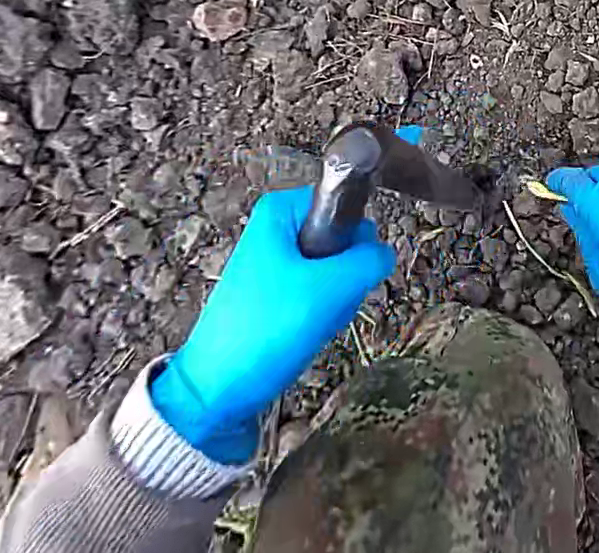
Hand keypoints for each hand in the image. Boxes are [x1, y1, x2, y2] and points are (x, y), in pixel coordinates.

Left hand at [151, 186, 395, 462]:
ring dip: (341, 293)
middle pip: (345, 234)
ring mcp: (278, 259)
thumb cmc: (268, 329)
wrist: (214, 395)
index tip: (345, 267)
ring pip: (338, 263)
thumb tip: (384, 254)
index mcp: (281, 210)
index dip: (355, 236)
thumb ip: (372, 258)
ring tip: (319, 318)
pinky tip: (314, 328)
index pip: (347, 202)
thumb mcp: (332, 287)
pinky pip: (323, 285)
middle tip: (331, 297)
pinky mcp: (279, 288)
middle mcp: (278, 227)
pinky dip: (328, 307)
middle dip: (348, 270)